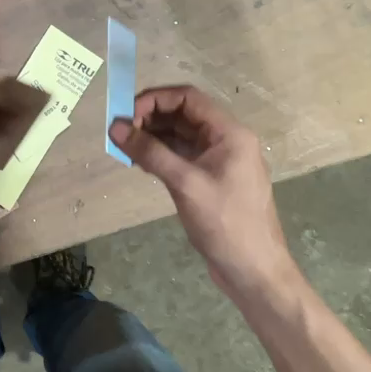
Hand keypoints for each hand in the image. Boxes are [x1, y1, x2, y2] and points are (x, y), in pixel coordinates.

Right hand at [108, 86, 299, 299]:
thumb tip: (115, 127)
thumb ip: (150, 152)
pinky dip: (159, 154)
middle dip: (149, 117)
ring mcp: (217, 161)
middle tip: (120, 131)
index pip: (188, 98)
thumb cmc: (227, 224)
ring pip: (179, 135)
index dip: (154, 99)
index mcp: (229, 133)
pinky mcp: (209, 179)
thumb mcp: (185, 184)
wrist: (255, 273)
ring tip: (124, 146)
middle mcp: (225, 140)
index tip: (125, 112)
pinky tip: (139, 162)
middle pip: (182, 114)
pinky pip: (180, 155)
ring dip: (151, 136)